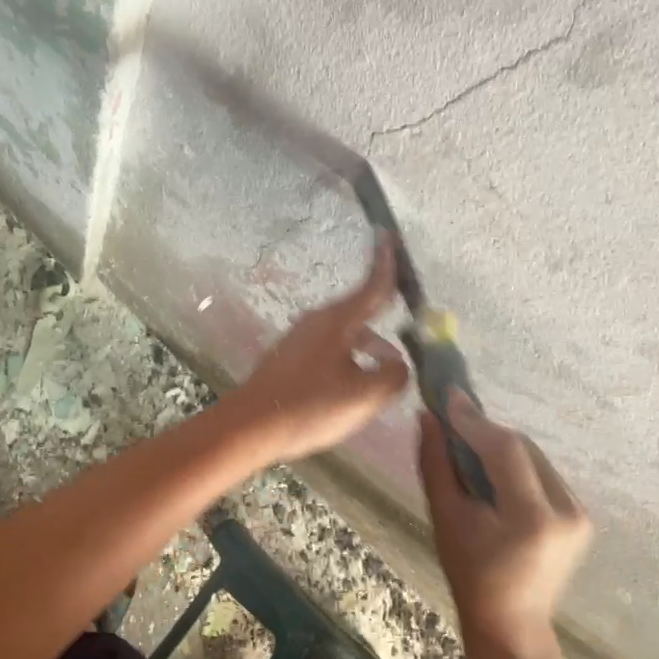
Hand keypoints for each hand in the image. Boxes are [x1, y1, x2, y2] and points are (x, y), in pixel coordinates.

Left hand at [226, 237, 410, 462]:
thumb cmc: (311, 405)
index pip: (372, 286)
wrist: (251, 425)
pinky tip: (354, 385)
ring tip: (386, 373)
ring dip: (369, 347)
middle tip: (407, 329)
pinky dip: (350, 357)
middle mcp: (318, 321)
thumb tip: (398, 363)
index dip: (386, 262)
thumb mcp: (365, 395)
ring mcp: (301, 338)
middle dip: (383, 317)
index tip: (389, 233)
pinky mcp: (291, 357)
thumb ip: (394, 375)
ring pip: (346, 335)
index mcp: (339, 321)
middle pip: (360, 312)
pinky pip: (331, 349)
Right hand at [419, 389, 590, 642]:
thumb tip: (427, 415)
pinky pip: (543, 471)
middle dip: (486, 432)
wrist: (512, 623)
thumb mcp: (445, 518)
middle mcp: (567, 510)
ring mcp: (579, 513)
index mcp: (533, 518)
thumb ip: (436, 463)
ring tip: (471, 450)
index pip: (505, 449)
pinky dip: (516, 463)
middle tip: (453, 425)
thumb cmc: (471, 574)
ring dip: (501, 446)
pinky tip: (495, 473)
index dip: (475, 419)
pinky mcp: (581, 515)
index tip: (448, 395)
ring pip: (534, 455)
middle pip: (522, 447)